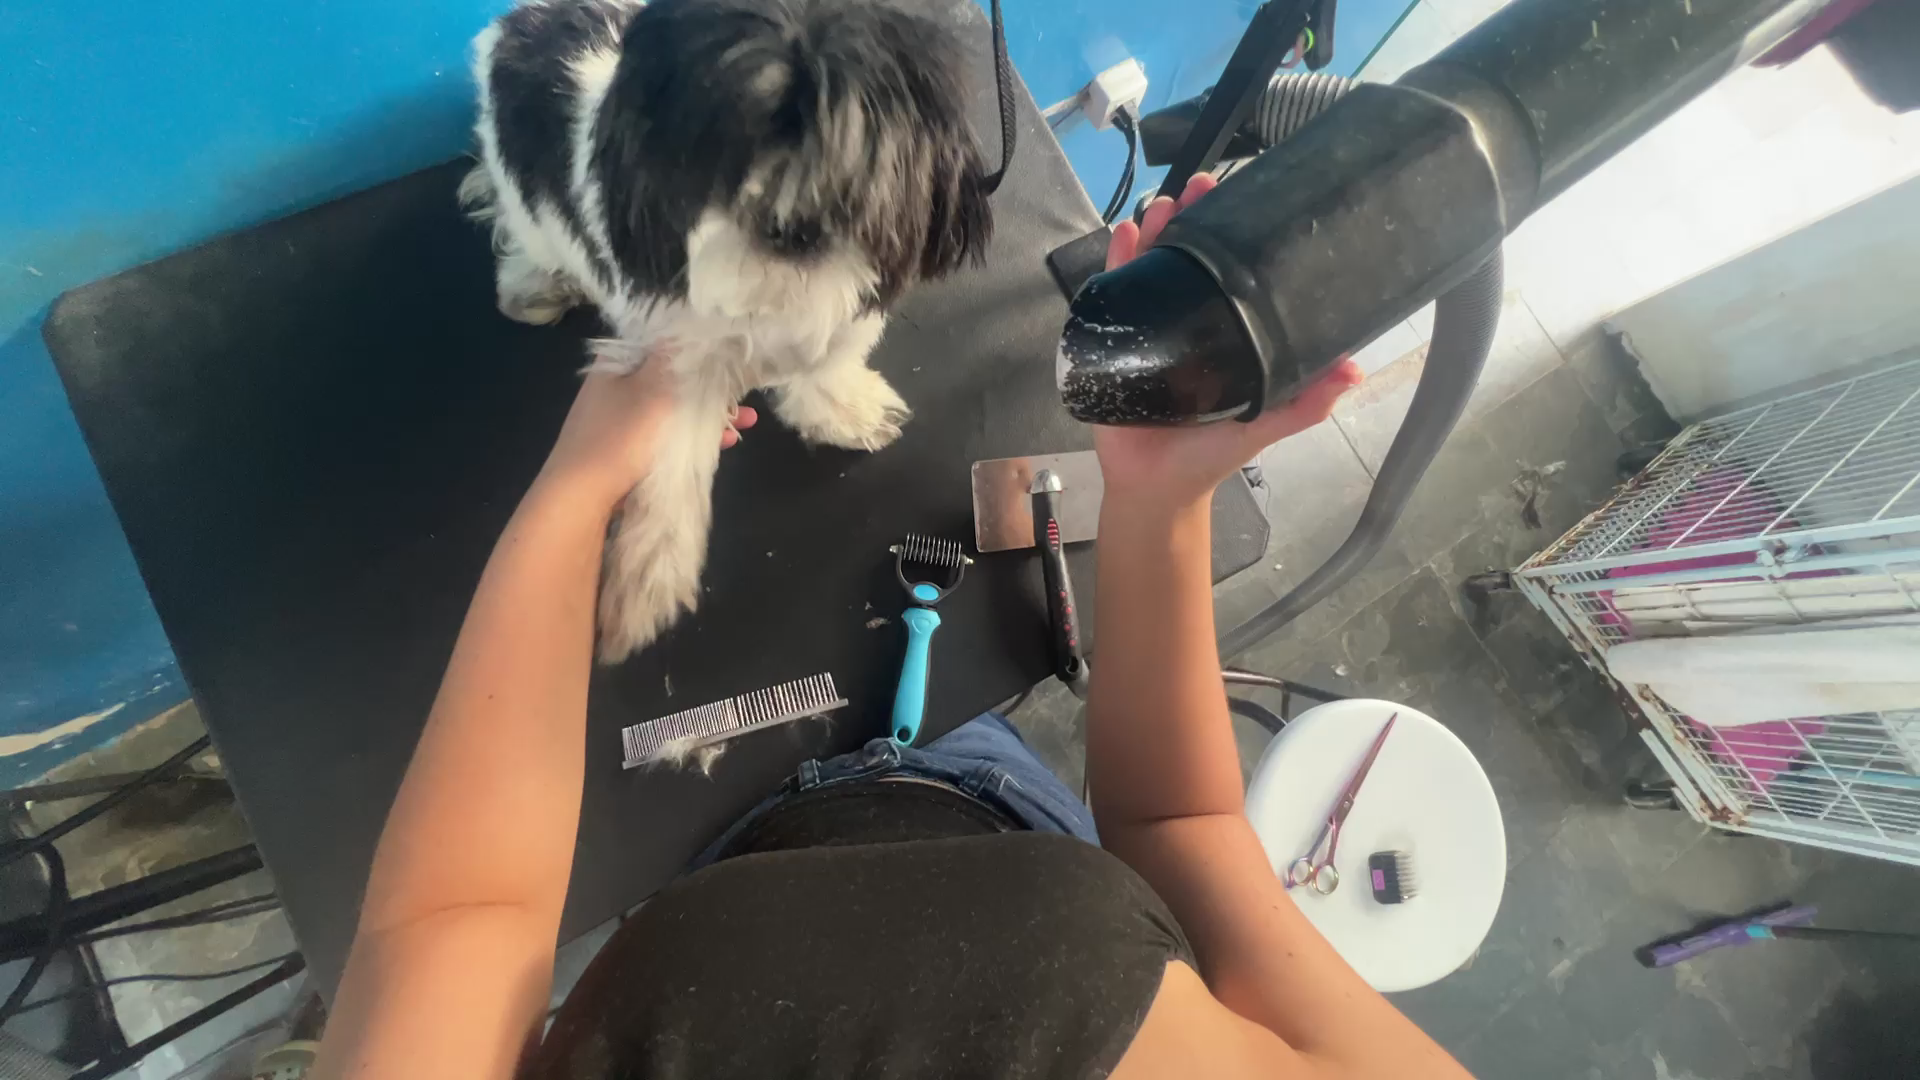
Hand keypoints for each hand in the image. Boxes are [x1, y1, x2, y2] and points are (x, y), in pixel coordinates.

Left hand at [536, 356, 757, 509]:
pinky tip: (724, 442)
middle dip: (710, 386)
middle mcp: (618, 385)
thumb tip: (688, 331)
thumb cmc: (620, 437)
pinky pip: (668, 432)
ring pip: (674, 407)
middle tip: (743, 392)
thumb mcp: (651, 392)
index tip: (727, 354)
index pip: (662, 343)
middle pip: (672, 377)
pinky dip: (694, 434)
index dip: (696, 347)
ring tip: (747, 420)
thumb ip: (673, 361)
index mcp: (617, 364)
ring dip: (708, 412)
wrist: (583, 494)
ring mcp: (622, 417)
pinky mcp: (629, 445)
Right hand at [1094, 174, 1363, 512]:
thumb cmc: (1206, 457)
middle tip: (1199, 187)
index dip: (1232, 239)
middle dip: (1189, 221)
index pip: (1226, 277)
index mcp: (1218, 338)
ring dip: (1153, 232)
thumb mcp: (1262, 425)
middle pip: (1184, 263)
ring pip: (1147, 272)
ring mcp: (1143, 334)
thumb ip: (1304, 403)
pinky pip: (1109, 299)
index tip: (1242, 202)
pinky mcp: (1110, 346)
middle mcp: (1183, 327)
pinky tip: (1125, 234)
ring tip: (1162, 205)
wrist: (1154, 487)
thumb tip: (1355, 368)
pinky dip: (1115, 264)